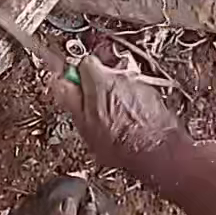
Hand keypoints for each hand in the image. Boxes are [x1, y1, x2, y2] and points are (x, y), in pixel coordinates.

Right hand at [50, 52, 188, 177]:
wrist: (156, 152)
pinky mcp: (151, 94)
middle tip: (93, 111)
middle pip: (101, 73)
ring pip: (117, 85)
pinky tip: (128, 123)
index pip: (82, 62)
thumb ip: (69, 97)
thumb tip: (59, 82)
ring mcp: (138, 85)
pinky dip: (129, 104)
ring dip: (113, 98)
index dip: (76, 76)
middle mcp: (120, 79)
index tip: (73, 87)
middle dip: (95, 88)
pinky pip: (133, 94)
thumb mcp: (83, 124)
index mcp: (99, 82)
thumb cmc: (121, 143)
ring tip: (113, 121)